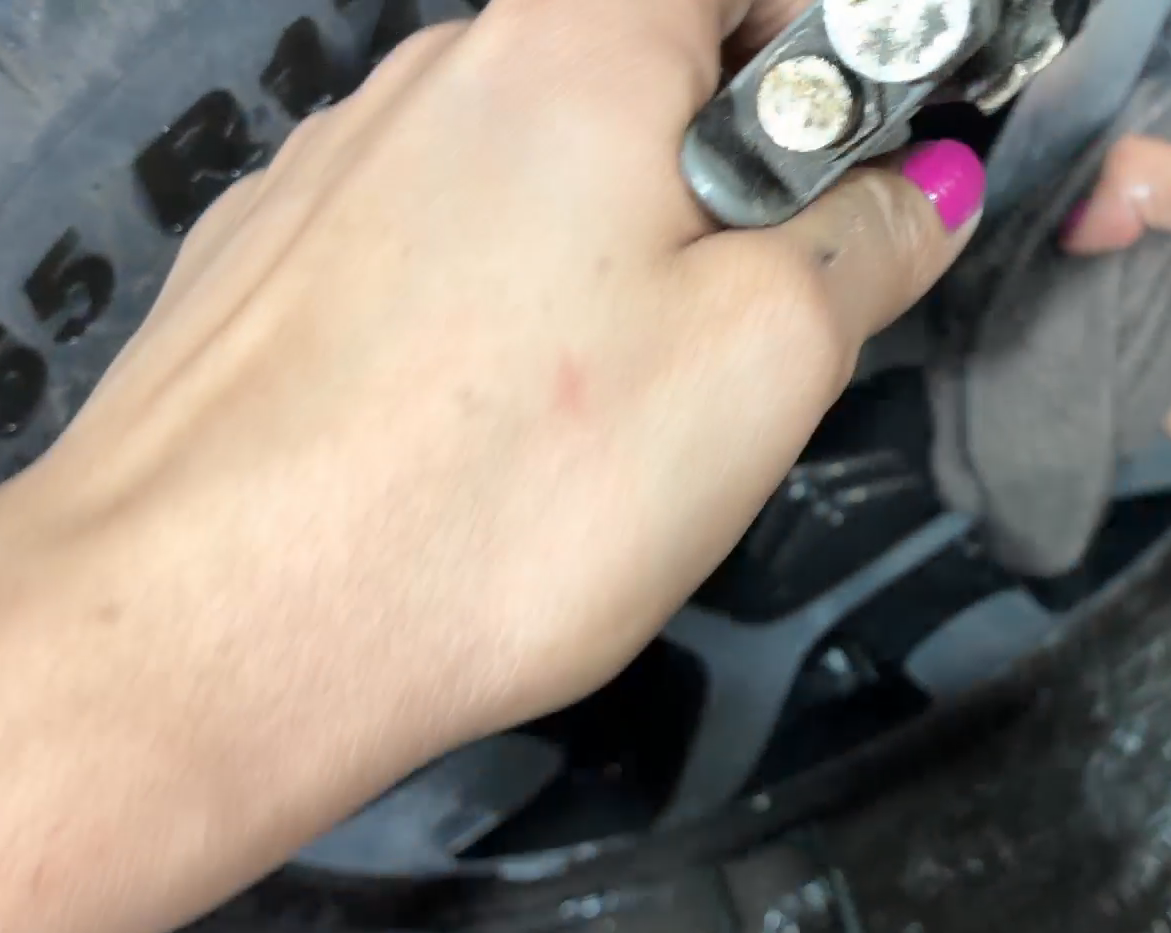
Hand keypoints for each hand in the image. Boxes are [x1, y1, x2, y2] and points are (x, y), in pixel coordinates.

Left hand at [11, 0, 985, 751]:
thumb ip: (869, 246)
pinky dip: (544, 316)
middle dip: (749, 201)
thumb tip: (935, 186)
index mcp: (577, 44)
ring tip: (635, 412)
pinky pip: (482, 257)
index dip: (844, 75)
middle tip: (759, 340)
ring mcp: (356, 171)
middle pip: (666, 94)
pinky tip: (526, 429)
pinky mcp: (306, 273)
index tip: (869, 193)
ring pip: (576, 189)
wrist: (235, 636)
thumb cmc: (536, 481)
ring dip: (647, 272)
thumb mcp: (768, 354)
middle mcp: (449, 71)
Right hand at [1063, 138, 1170, 516]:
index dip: (1092, 176)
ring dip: (1052, 284)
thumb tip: (1068, 227)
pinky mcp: (1129, 364)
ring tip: (1021, 282)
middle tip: (1029, 238)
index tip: (1053, 191)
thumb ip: (1147, 179)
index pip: (1133, 167)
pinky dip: (1056, 332)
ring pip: (1078, 284)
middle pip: (1097, 226)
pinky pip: (1077, 341)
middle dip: (1063, 230)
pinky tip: (1027, 323)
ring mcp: (1151, 310)